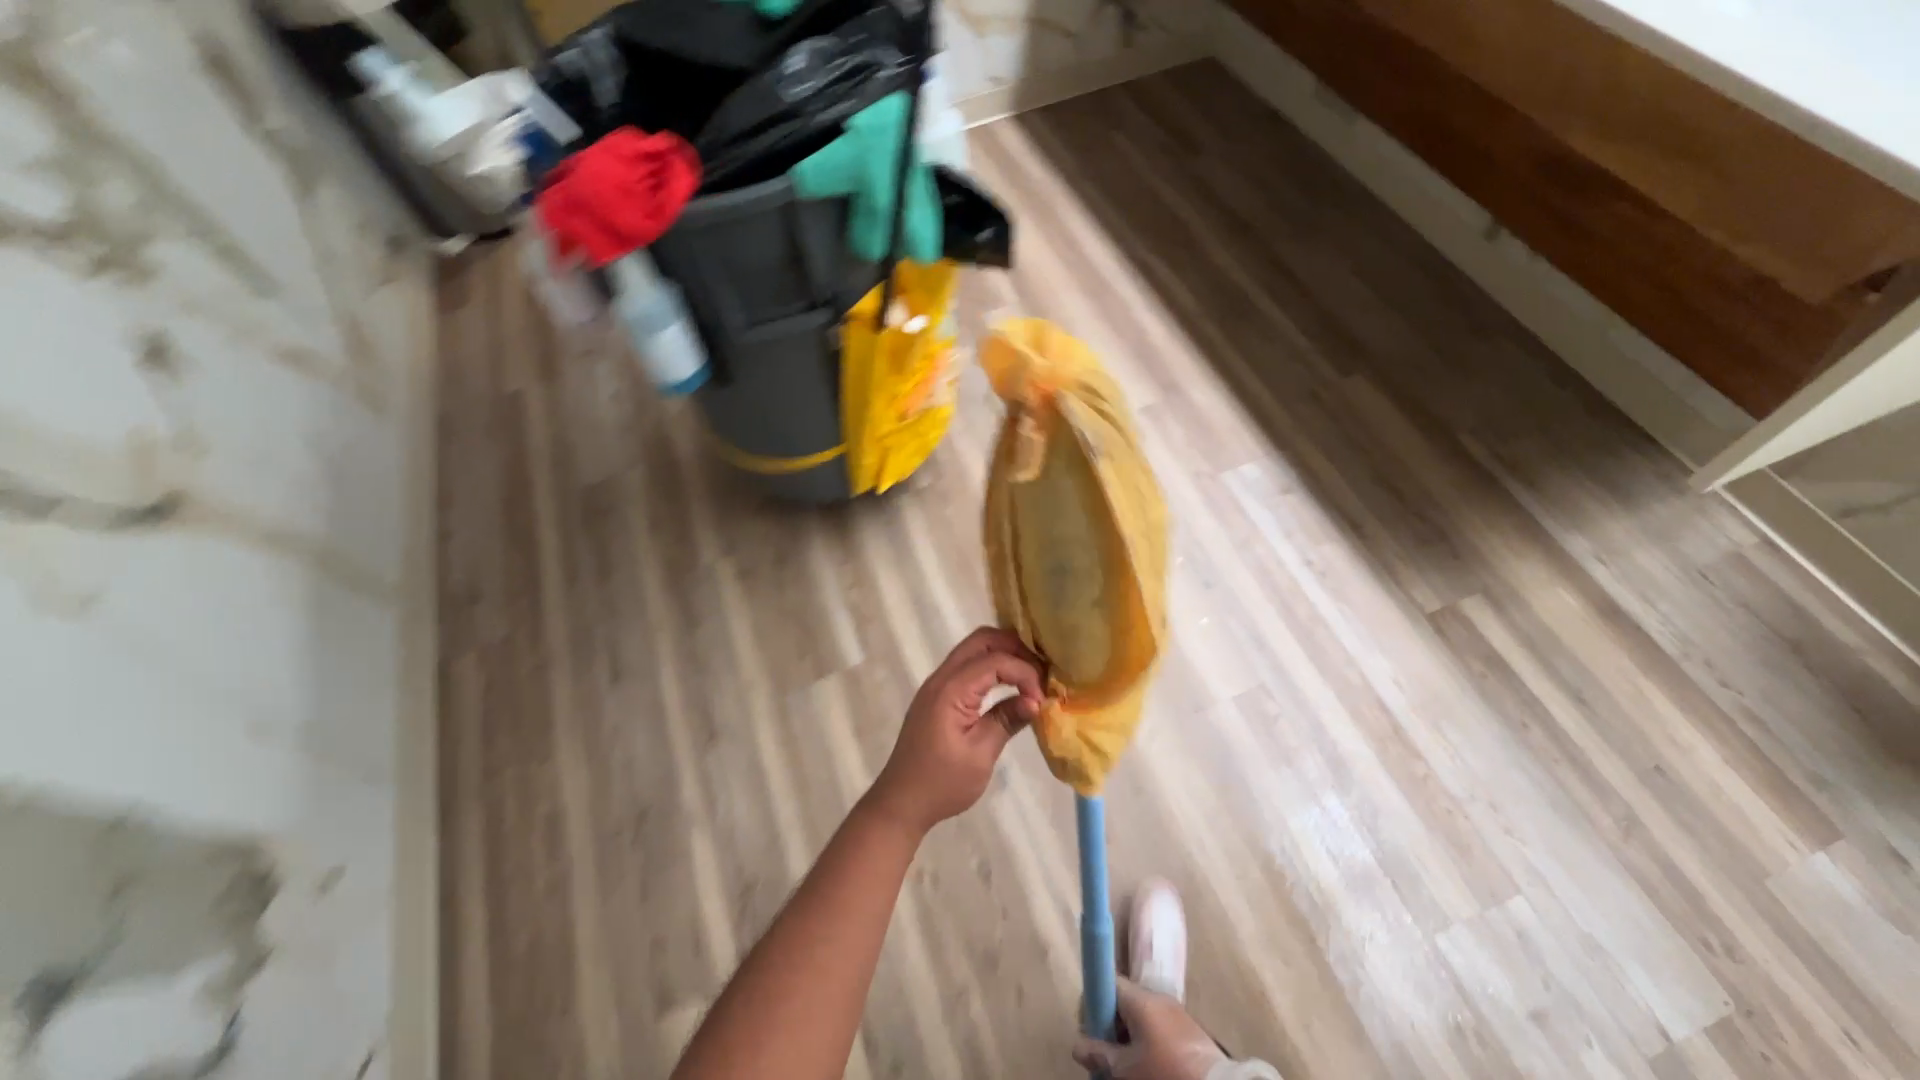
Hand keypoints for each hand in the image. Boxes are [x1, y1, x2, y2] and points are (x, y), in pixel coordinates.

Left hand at [865, 628, 1045, 836]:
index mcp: (950, 690)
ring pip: (973, 650)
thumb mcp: (980, 755)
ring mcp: (936, 686)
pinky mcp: (937, 697)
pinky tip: (1009, 687)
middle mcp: (941, 679)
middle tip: (1039, 674)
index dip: (1024, 672)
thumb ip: (1007, 721)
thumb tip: (1036, 701)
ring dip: (1003, 656)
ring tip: (1029, 679)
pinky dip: (990, 668)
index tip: (1040, 699)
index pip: (995, 660)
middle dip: (1015, 649)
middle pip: (981, 640)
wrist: (902, 802)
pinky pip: (966, 667)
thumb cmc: (942, 783)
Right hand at [1073, 978, 1229, 1079]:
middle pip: (1123, 1001)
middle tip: (1103, 1053)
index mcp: (1141, 1000)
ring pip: (1140, 1017)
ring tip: (1122, 1063)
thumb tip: (1077, 1046)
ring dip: (1126, 1035)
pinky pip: (1156, 1027)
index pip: (1108, 983)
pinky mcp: (1188, 1030)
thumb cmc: (1164, 1073)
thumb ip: (1099, 1054)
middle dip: (1109, 1024)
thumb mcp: (1126, 1069)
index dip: (1094, 1002)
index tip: (1089, 1028)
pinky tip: (1143, 1064)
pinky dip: (1144, 1041)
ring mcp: (1175, 1014)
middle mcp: (1158, 999)